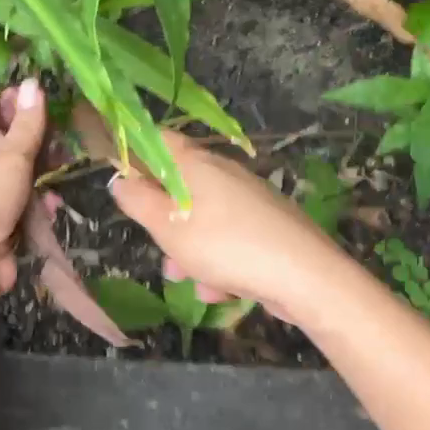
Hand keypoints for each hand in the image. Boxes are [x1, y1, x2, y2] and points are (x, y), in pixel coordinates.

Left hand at [0, 78, 47, 293]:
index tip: (45, 119)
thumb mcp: (10, 158)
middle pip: (7, 159)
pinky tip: (49, 212)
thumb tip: (33, 82)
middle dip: (34, 159)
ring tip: (55, 188)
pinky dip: (35, 212)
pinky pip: (20, 213)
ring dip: (38, 188)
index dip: (16, 123)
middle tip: (61, 153)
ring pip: (17, 187)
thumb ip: (26, 126)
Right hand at [110, 131, 349, 324]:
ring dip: (189, 248)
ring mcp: (250, 198)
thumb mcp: (166, 227)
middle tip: (157, 245)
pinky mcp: (269, 225)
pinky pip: (231, 237)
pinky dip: (220, 260)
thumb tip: (120, 180)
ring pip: (204, 217)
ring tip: (189, 281)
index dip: (134, 153)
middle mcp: (224, 172)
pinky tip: (221, 291)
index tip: (123, 181)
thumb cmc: (226, 245)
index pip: (156, 138)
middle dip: (163, 218)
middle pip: (179, 184)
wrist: (310, 278)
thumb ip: (136, 200)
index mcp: (196, 162)